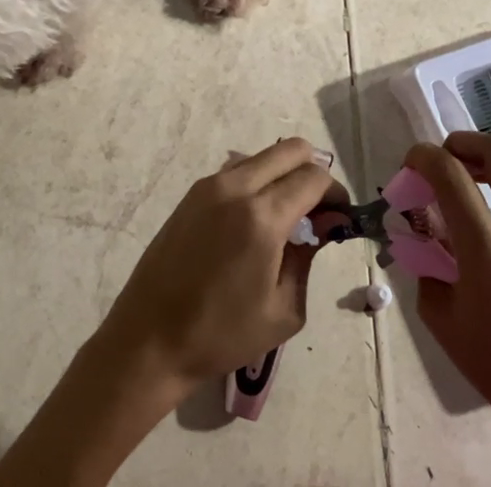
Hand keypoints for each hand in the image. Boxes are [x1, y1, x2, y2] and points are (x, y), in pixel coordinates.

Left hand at [96, 137, 344, 386]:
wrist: (150, 340)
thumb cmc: (221, 335)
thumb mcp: (283, 308)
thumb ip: (309, 257)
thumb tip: (327, 224)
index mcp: (262, 217)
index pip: (315, 178)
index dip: (337, 195)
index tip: (341, 221)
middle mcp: (235, 188)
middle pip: (291, 150)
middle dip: (314, 174)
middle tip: (318, 213)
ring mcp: (208, 187)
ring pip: (262, 157)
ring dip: (283, 175)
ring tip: (287, 219)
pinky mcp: (191, 195)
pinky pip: (237, 171)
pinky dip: (258, 182)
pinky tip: (255, 223)